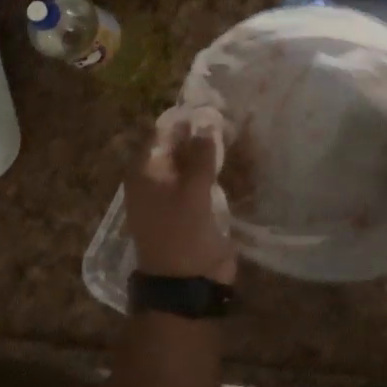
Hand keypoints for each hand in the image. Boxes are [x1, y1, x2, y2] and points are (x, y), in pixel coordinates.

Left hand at [125, 118, 236, 285]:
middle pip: (178, 144)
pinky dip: (217, 170)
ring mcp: (174, 194)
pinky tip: (239, 160)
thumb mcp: (192, 192)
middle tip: (233, 114)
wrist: (187, 285)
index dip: (188, 116)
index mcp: (145, 171)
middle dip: (202, 131)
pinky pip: (203, 181)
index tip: (215, 102)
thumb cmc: (183, 235)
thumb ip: (201, 155)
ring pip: (193, 162)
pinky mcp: (192, 209)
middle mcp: (156, 178)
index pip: (164, 130)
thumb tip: (207, 120)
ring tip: (240, 131)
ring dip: (212, 150)